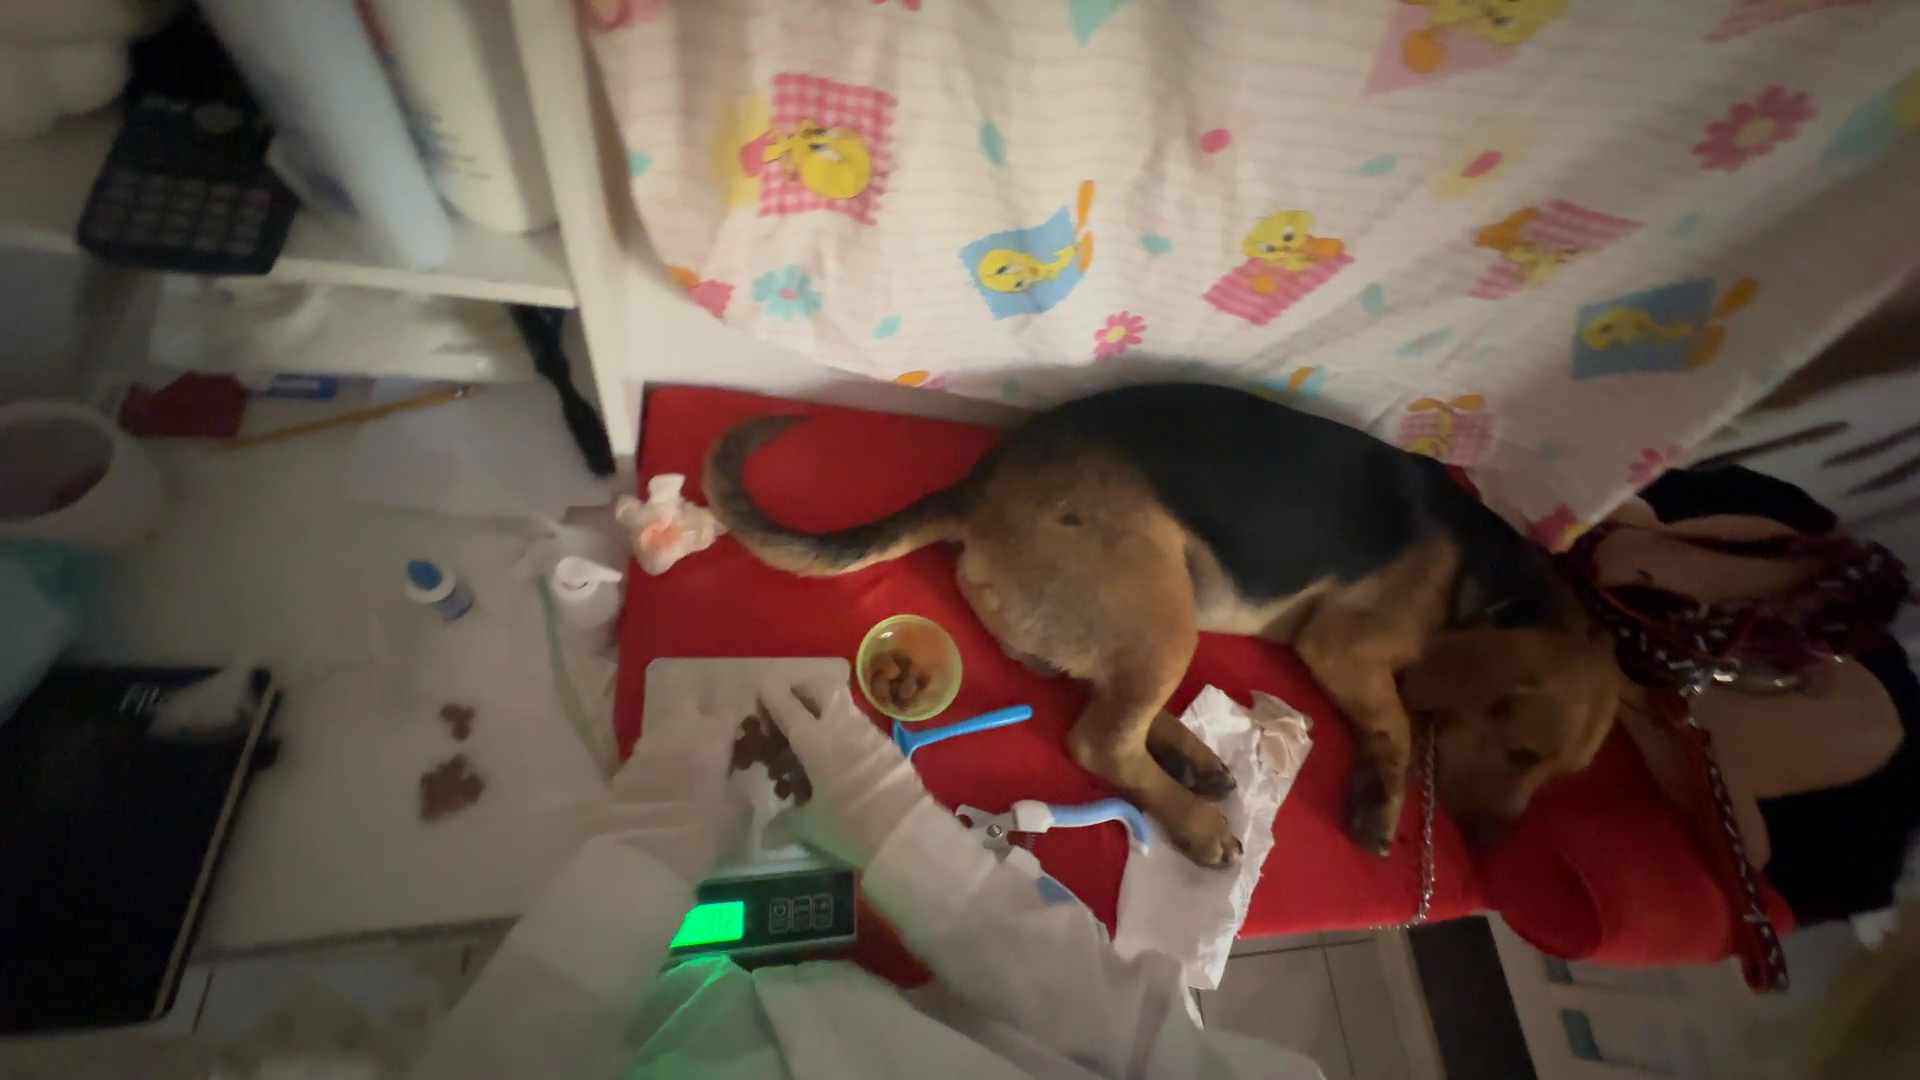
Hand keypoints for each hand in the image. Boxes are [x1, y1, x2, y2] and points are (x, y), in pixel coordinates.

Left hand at [584, 701, 743, 882]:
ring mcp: (648, 745)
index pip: (727, 713)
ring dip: (676, 737)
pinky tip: (662, 778)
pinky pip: (647, 752)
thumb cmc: (699, 832)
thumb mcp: (736, 815)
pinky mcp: (624, 766)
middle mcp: (681, 731)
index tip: (736, 741)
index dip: (732, 725)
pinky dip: (657, 759)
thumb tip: (739, 784)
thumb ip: (741, 790)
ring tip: (684, 760)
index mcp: (713, 736)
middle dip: (698, 715)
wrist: (638, 856)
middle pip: (689, 704)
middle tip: (707, 739)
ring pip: (665, 726)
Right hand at [757, 675, 929, 867]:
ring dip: (822, 711)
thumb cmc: (851, 825)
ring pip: (841, 702)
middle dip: (800, 691)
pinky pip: (857, 724)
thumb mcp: (811, 826)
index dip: (769, 696)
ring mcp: (867, 729)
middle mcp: (841, 725)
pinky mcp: (885, 741)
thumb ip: (785, 824)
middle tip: (789, 714)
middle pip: (820, 685)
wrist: (906, 830)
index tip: (760, 702)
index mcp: (815, 740)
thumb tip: (766, 837)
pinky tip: (837, 759)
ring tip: (810, 742)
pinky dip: (842, 730)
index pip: (786, 703)